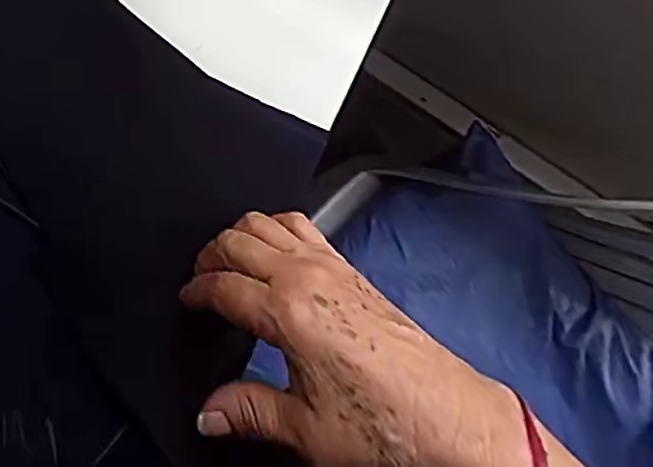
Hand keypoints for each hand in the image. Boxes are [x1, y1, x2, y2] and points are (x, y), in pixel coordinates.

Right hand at [180, 212, 580, 466]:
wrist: (465, 431)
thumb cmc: (394, 431)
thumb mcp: (310, 431)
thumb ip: (249, 411)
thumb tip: (208, 414)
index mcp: (287, 312)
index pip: (221, 286)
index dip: (195, 292)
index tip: (187, 301)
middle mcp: (303, 277)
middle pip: (232, 241)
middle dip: (207, 256)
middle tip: (200, 279)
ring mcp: (328, 266)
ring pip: (261, 221)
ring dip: (236, 234)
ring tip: (228, 260)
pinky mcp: (350, 267)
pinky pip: (297, 223)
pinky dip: (273, 226)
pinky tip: (272, 248)